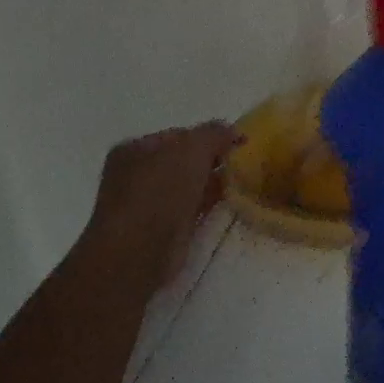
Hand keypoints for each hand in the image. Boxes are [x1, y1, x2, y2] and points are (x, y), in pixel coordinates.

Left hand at [79, 121, 243, 290]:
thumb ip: (214, 134)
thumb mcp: (191, 149)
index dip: (211, 137)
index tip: (240, 144)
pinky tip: (233, 203)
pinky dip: (212, 203)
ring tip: (247, 182)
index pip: (180, 135)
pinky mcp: (163, 228)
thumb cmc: (159, 192)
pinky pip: (194, 208)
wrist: (139, 251)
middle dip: (215, 161)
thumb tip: (235, 131)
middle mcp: (138, 173)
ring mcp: (149, 202)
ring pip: (191, 185)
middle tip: (247, 164)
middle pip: (186, 160)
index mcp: (136, 149)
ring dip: (215, 183)